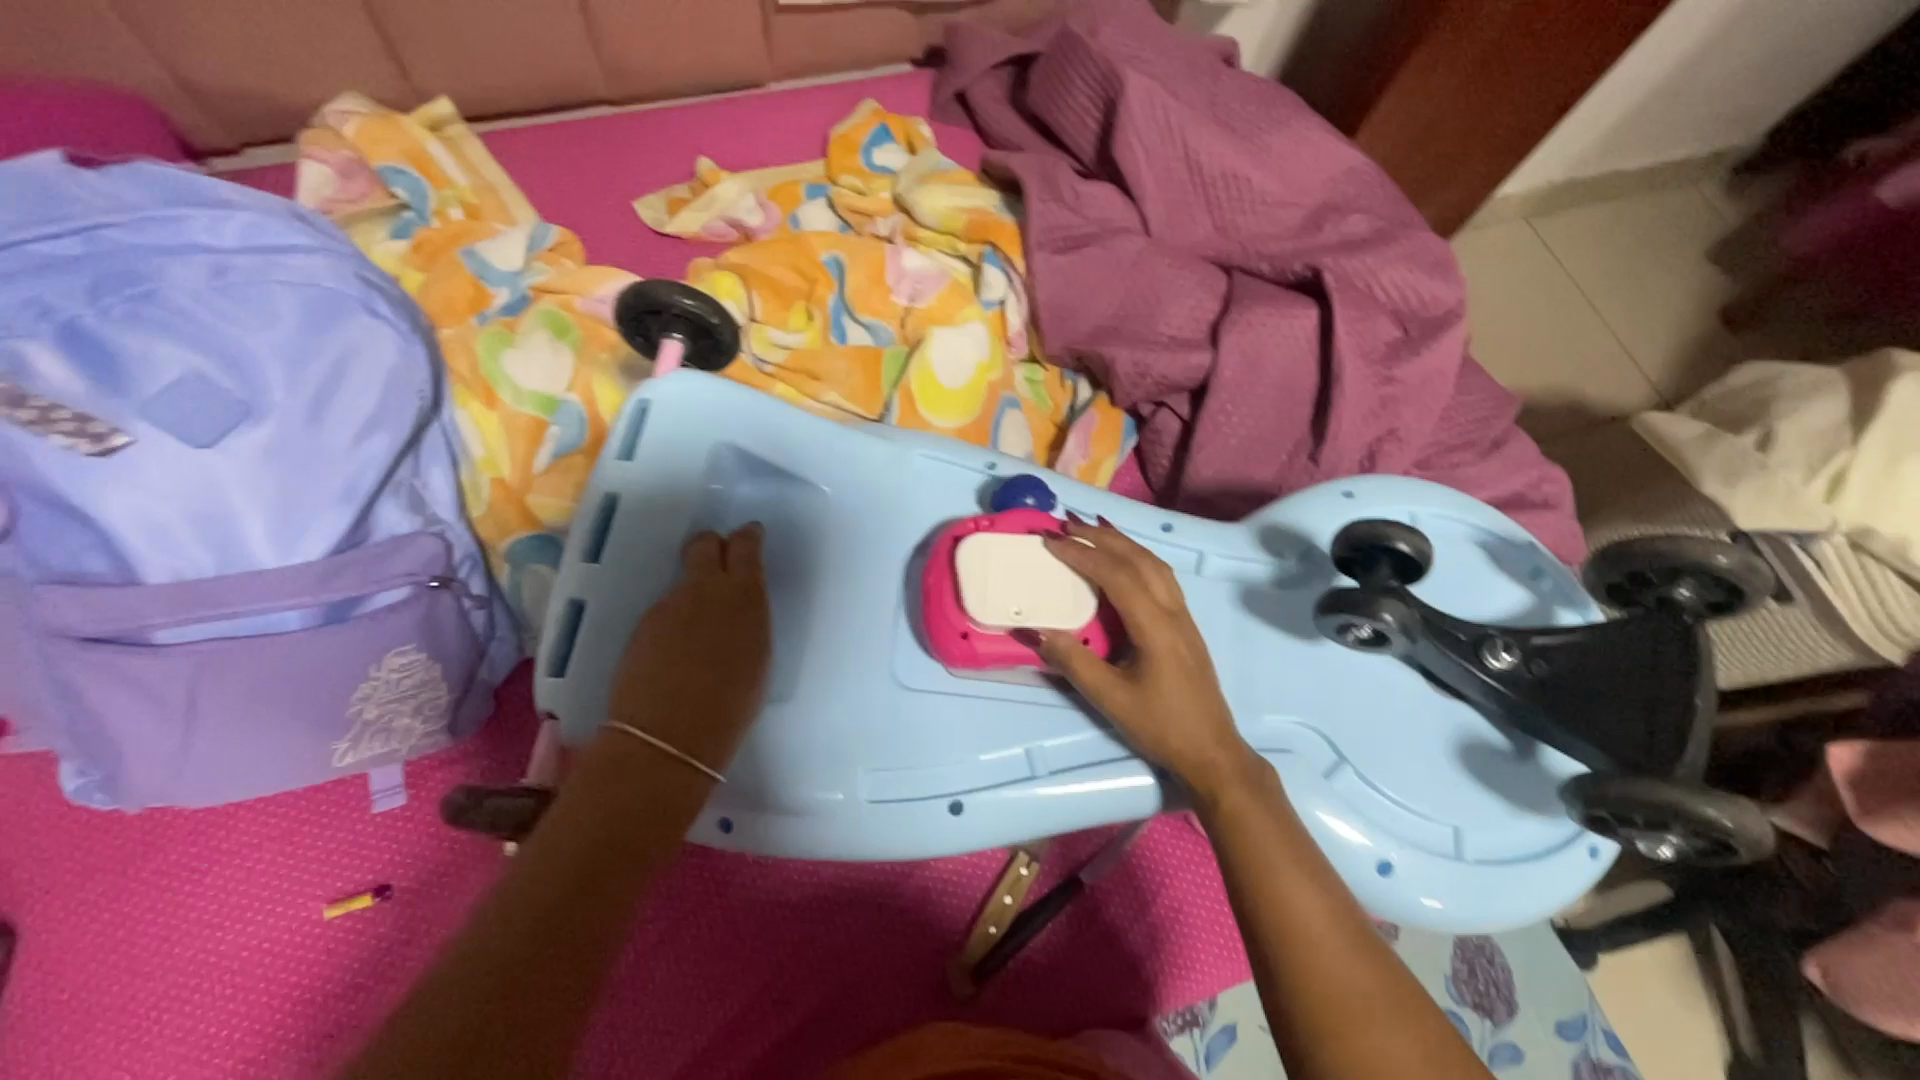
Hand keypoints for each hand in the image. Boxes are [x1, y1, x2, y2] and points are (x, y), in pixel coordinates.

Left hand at [605, 523, 771, 775]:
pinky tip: (677, 649)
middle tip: (719, 562)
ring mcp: (668, 605)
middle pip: (704, 544)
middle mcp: (705, 589)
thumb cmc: (732, 704)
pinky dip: (674, 619)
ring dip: (693, 592)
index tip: (751, 536)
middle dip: (713, 546)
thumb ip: (749, 623)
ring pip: (684, 581)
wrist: (670, 734)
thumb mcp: (758, 658)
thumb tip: (739, 614)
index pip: (745, 545)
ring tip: (699, 627)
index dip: (748, 537)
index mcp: (745, 596)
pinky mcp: (642, 625)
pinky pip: (665, 609)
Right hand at [1020, 516, 1263, 798]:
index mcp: (1155, 626)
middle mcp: (1173, 612)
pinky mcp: (1185, 626)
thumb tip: (1034, 630)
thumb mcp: (1110, 699)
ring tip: (1093, 530)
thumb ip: (1073, 662)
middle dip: (1102, 537)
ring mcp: (1183, 617)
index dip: (1083, 554)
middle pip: (1139, 559)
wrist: (1212, 750)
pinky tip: (1123, 563)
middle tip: (1066, 524)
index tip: (1051, 541)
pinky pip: (1161, 577)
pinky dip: (1138, 558)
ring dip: (1123, 543)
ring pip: (1154, 564)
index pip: (1116, 575)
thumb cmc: (1161, 726)